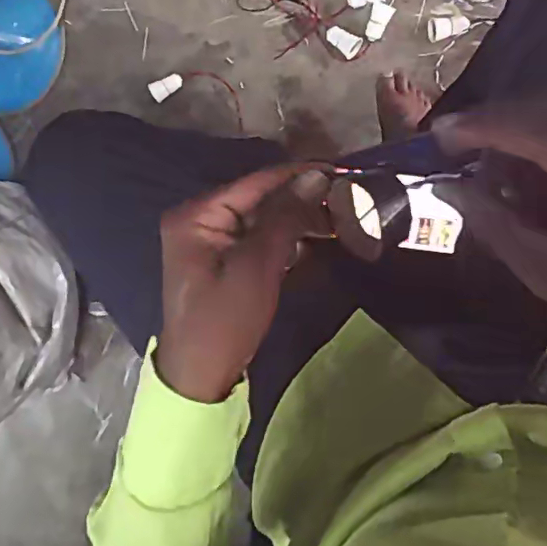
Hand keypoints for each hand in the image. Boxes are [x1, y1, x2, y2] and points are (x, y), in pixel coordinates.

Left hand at [155, 164, 331, 401]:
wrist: (201, 376)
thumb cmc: (224, 319)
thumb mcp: (257, 265)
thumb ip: (286, 217)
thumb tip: (316, 176)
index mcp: (197, 214)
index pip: (255, 183)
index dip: (298, 174)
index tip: (340, 169)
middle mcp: (201, 220)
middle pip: (260, 199)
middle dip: (303, 199)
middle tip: (349, 197)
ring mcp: (212, 242)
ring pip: (264, 220)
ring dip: (300, 220)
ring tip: (342, 219)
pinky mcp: (225, 262)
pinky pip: (260, 241)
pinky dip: (288, 240)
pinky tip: (320, 239)